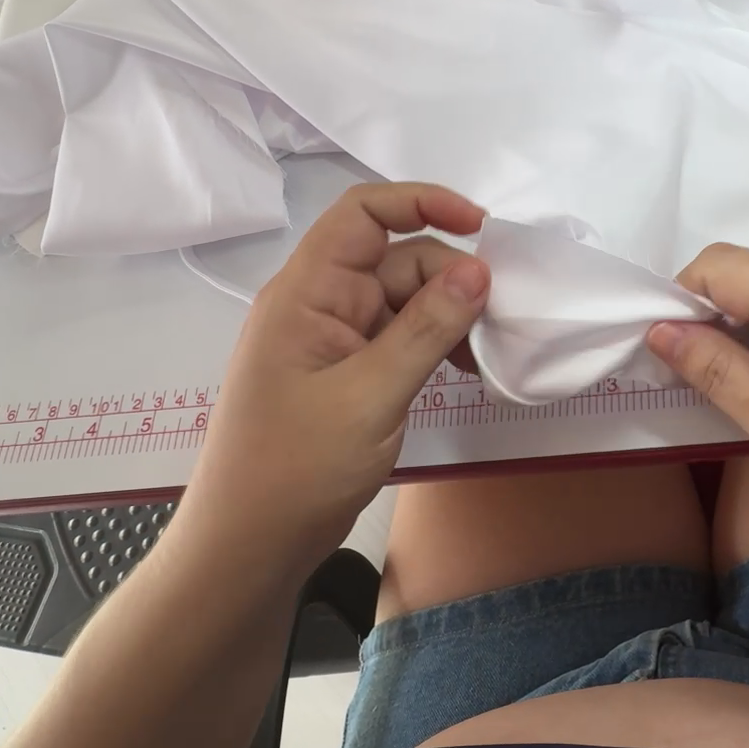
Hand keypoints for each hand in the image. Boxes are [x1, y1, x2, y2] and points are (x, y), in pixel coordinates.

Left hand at [187, 184, 490, 569]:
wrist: (252, 545)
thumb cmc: (296, 466)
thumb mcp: (371, 394)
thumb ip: (428, 328)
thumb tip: (481, 270)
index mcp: (309, 291)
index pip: (364, 213)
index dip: (422, 202)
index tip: (481, 226)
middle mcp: (325, 302)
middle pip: (401, 259)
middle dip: (452, 281)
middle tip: (495, 320)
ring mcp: (342, 337)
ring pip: (412, 298)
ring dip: (453, 317)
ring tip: (484, 355)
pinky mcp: (357, 368)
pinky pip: (409, 334)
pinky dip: (441, 344)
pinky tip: (466, 370)